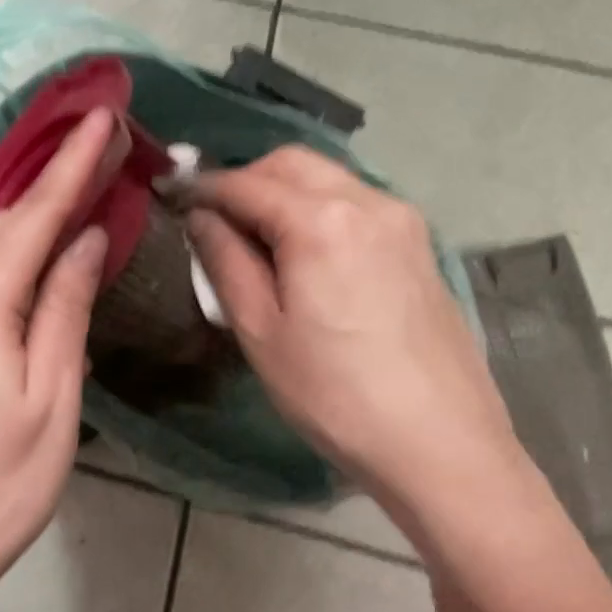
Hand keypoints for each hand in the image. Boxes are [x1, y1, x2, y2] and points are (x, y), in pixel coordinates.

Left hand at [0, 109, 120, 606]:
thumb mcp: (52, 397)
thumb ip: (65, 306)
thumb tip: (85, 239)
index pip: (34, 216)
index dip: (73, 165)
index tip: (101, 117)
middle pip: (0, 221)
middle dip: (51, 184)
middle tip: (100, 154)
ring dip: (24, 216)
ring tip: (73, 193)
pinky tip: (27, 250)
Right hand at [183, 145, 523, 508]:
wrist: (442, 448)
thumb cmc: (335, 394)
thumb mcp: (260, 330)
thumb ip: (224, 260)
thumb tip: (200, 217)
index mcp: (322, 221)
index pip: (244, 184)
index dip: (200, 188)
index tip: (169, 197)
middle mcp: (367, 202)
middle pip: (291, 163)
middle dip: (244, 179)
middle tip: (211, 218)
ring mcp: (402, 221)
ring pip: (327, 177)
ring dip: (281, 190)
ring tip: (252, 236)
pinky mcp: (420, 245)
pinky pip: (355, 201)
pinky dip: (317, 207)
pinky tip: (302, 251)